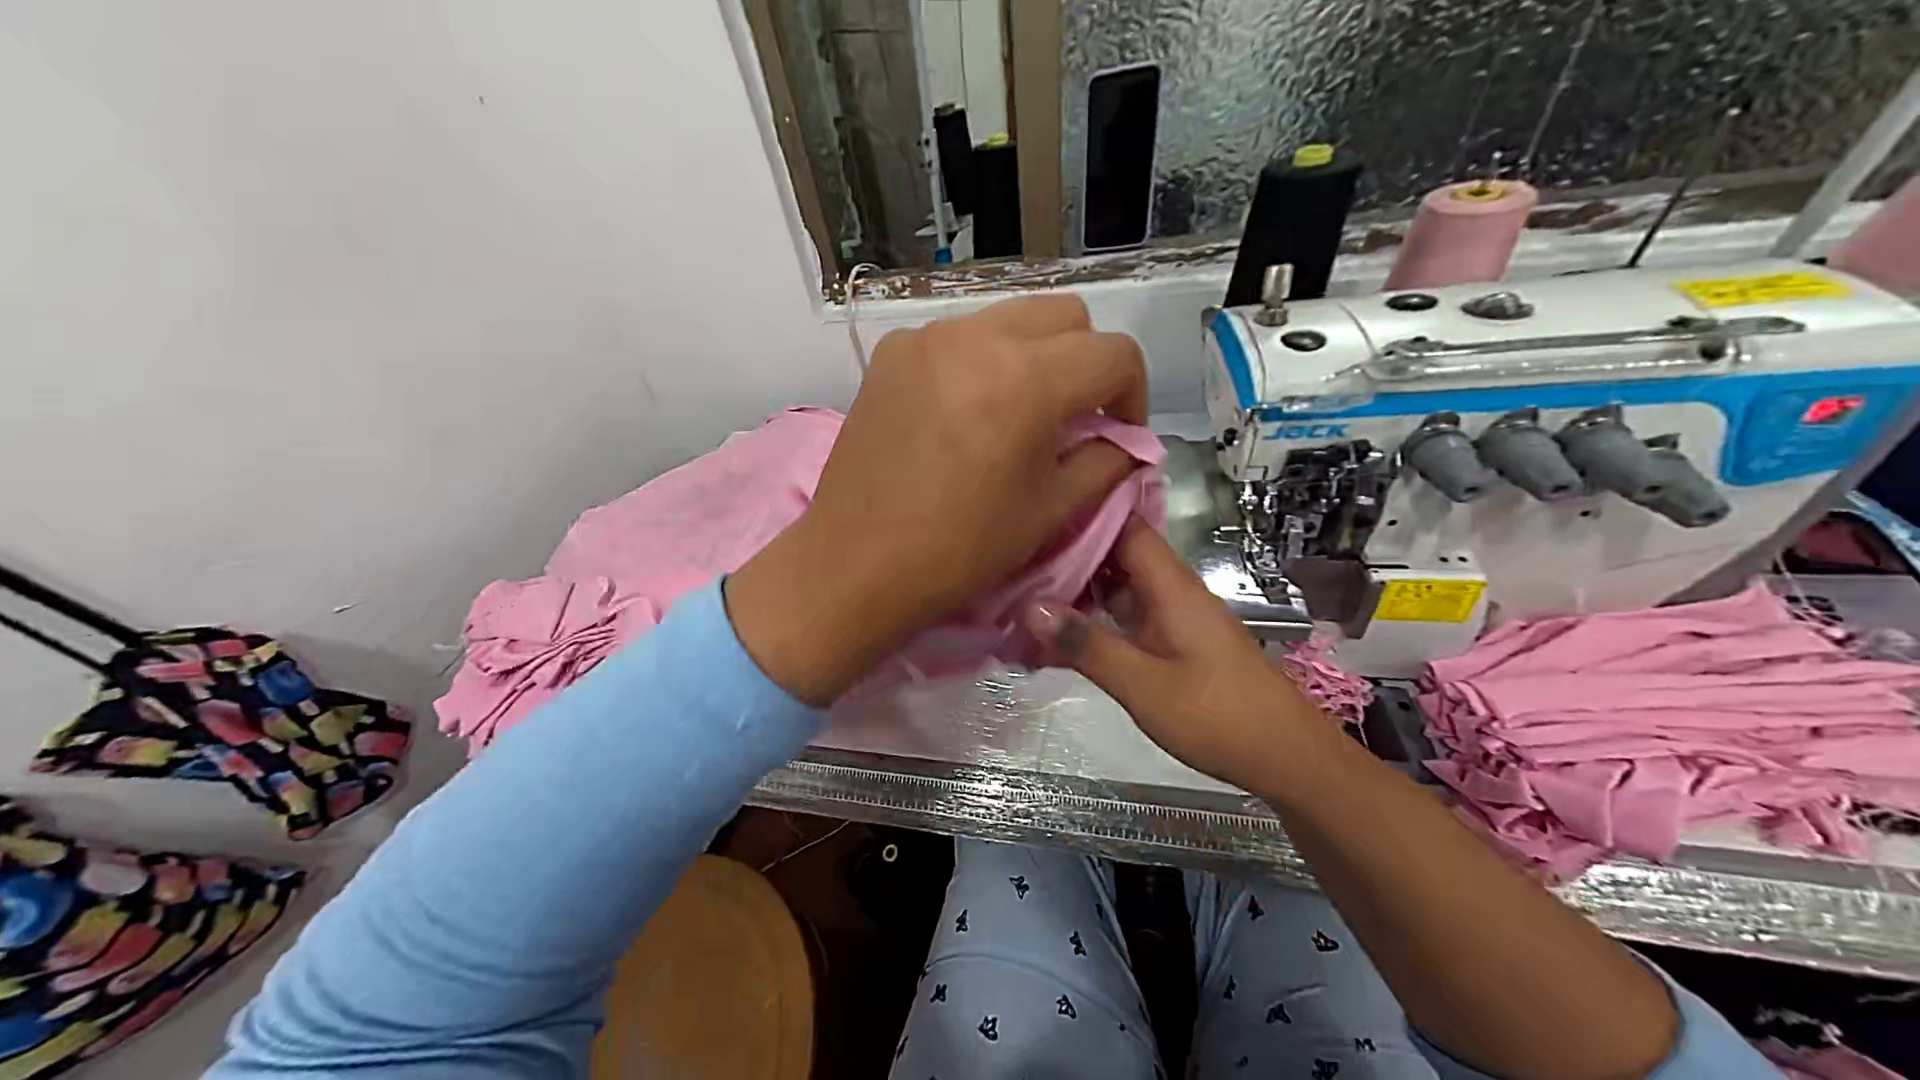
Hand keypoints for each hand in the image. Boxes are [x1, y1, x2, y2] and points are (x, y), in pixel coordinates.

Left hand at [727, 295, 1147, 703]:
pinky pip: (960, 336)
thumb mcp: (1050, 510)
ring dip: (1036, 355)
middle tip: (1076, 418)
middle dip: (1087, 362)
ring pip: (1011, 318)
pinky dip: (983, 361)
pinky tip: (968, 411)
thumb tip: (1127, 442)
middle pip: (1067, 316)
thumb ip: (1106, 463)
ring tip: (1022, 412)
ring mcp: (928, 337)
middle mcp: (977, 337)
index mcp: (1026, 379)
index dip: (1133, 395)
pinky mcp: (893, 352)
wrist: (856, 565)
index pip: (1114, 354)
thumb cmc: (960, 550)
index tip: (1118, 434)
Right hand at [1023, 518, 1342, 795]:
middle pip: (1116, 556)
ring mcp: (1172, 618)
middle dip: (1067, 557)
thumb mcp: (1144, 685)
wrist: (1285, 757)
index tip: (1033, 516)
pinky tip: (1057, 642)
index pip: (1126, 526)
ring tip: (1022, 600)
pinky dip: (1093, 624)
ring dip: (1076, 594)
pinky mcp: (1172, 643)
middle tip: (1013, 563)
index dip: (1083, 515)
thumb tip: (1031, 606)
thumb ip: (1087, 645)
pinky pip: (1125, 619)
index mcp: (1171, 587)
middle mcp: (1172, 593)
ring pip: (1117, 589)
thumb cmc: (1218, 716)